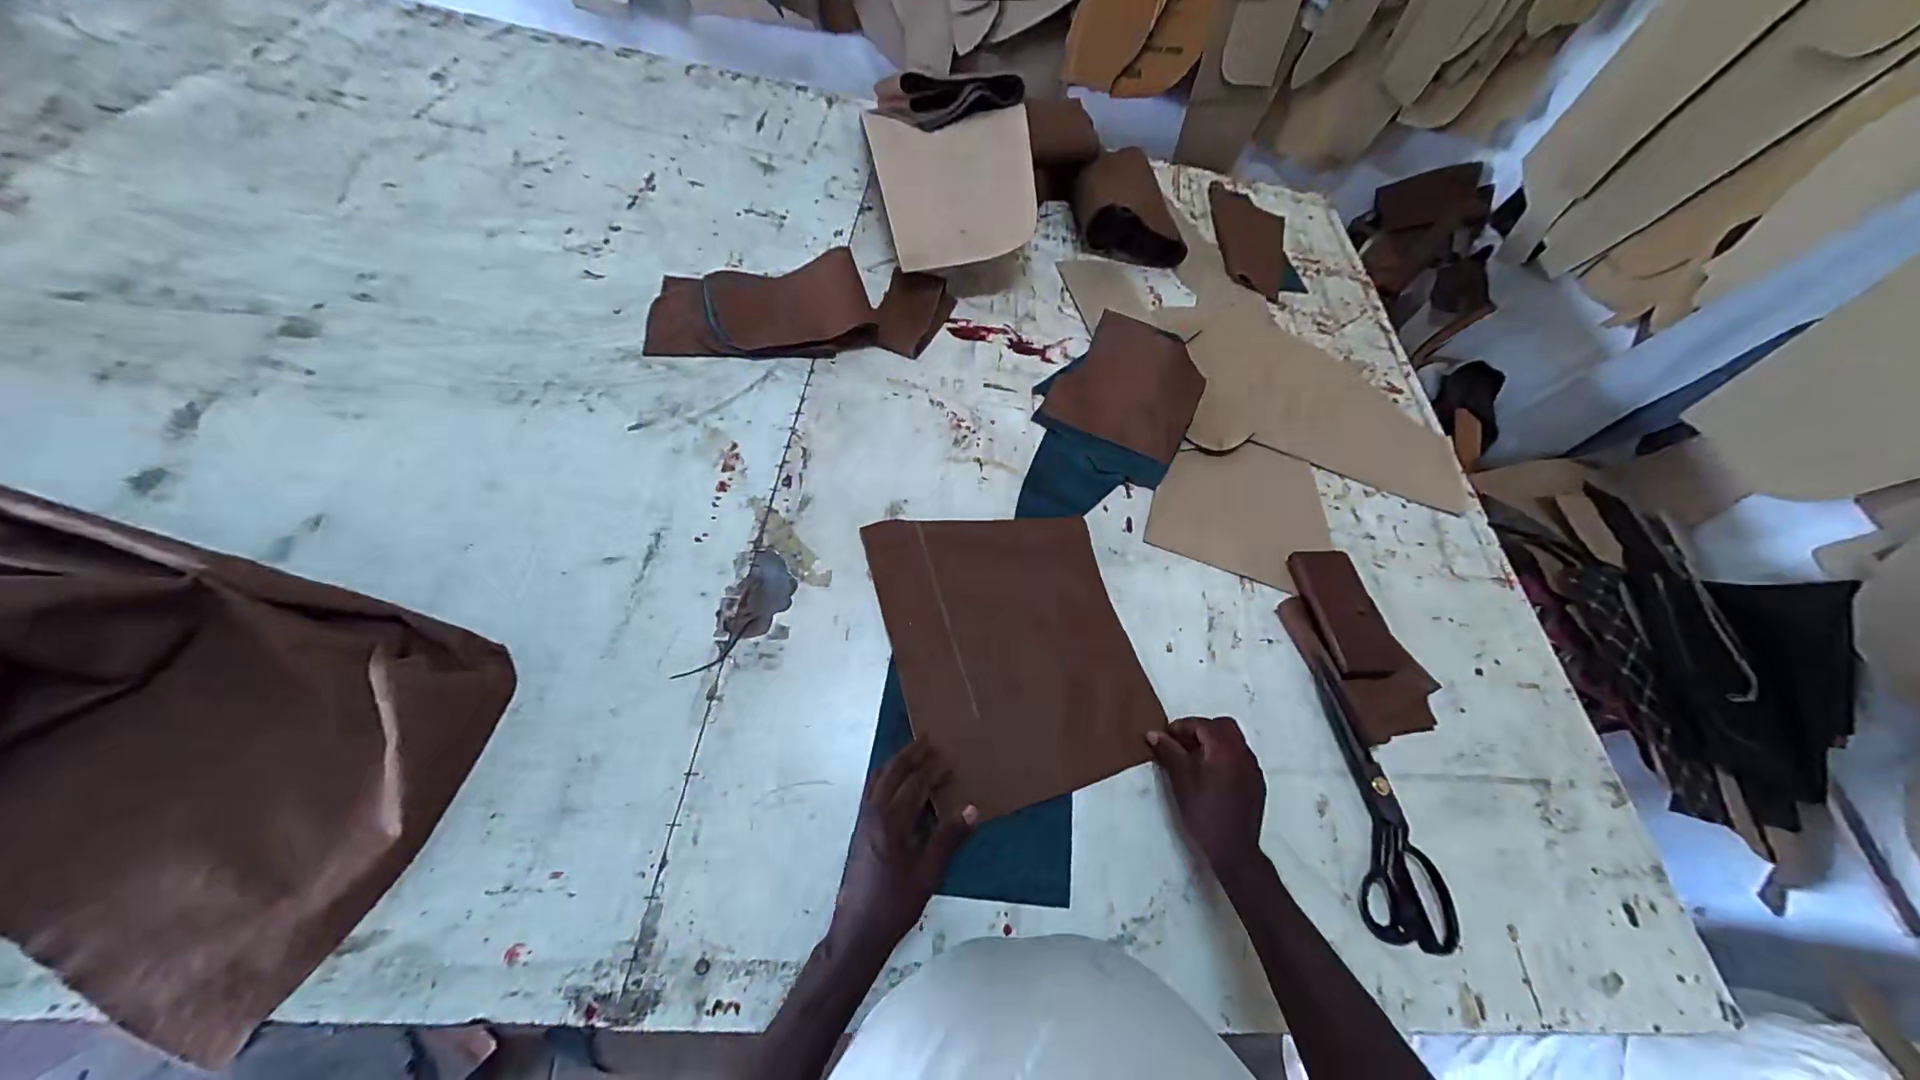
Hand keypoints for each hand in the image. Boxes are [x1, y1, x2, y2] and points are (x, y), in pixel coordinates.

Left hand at [831, 741, 975, 953]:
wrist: (858, 930)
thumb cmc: (896, 903)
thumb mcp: (929, 873)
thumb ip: (948, 838)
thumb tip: (972, 809)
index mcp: (892, 821)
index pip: (916, 785)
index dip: (934, 772)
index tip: (950, 762)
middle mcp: (874, 813)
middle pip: (892, 773)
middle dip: (911, 755)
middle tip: (927, 740)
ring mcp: (864, 820)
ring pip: (878, 779)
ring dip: (896, 763)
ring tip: (912, 753)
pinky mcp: (860, 829)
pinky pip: (872, 791)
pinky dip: (884, 777)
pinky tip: (895, 783)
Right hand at [1147, 716, 1266, 878]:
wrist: (1233, 850)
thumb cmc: (1204, 813)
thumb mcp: (1180, 780)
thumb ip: (1168, 752)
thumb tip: (1154, 734)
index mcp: (1225, 749)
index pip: (1203, 724)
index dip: (1181, 727)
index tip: (1165, 738)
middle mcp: (1243, 754)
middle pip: (1223, 727)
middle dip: (1200, 729)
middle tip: (1180, 744)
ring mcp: (1253, 770)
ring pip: (1233, 742)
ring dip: (1212, 743)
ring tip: (1192, 760)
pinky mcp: (1256, 784)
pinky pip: (1239, 758)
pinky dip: (1223, 757)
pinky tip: (1208, 776)